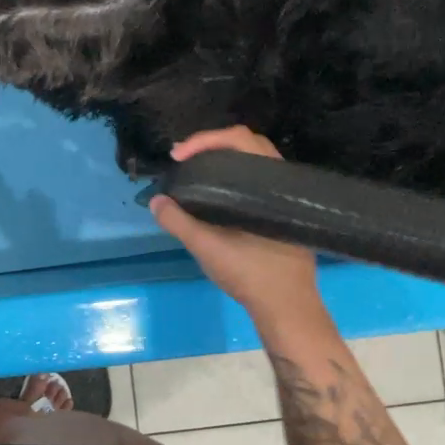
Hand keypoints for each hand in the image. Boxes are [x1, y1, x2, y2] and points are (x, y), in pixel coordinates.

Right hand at [148, 126, 322, 324]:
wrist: (287, 305)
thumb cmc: (251, 273)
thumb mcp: (207, 247)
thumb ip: (179, 222)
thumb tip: (156, 200)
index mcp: (267, 182)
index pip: (237, 139)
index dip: (203, 140)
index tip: (177, 156)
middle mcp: (280, 182)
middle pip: (246, 145)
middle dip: (211, 146)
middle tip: (183, 160)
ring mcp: (285, 198)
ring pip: (253, 164)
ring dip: (223, 163)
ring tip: (196, 176)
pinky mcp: (283, 213)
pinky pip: (258, 181)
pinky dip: (234, 179)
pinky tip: (218, 198)